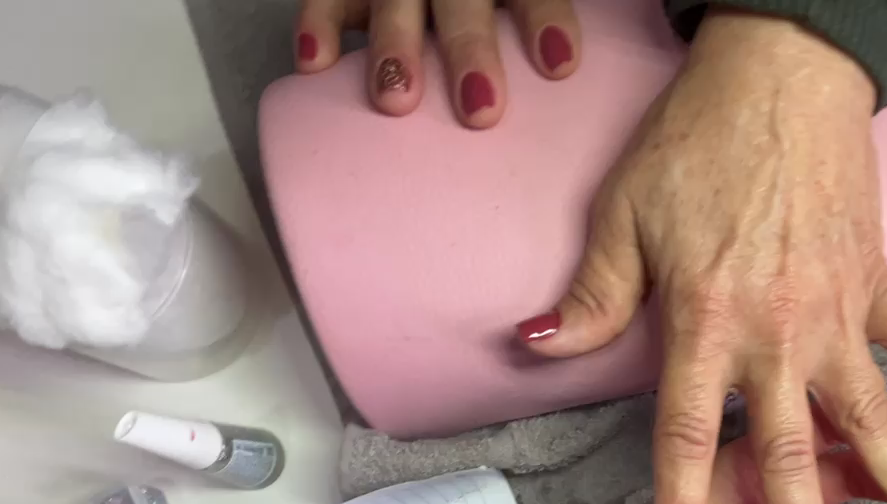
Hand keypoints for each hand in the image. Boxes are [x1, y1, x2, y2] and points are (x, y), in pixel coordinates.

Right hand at [293, 0, 579, 127]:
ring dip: (394, 46)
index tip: (559, 64)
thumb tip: (570, 92)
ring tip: (396, 101)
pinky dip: (320, 25)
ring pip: (394, 0)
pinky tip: (316, 64)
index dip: (544, 18)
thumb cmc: (495, 13)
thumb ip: (540, 33)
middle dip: (468, 48)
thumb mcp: (520, 10)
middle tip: (480, 109)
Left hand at [520, 10, 886, 503]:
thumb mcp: (623, 218)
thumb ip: (592, 299)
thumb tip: (534, 346)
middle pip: (787, 450)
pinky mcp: (878, 280)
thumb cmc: (693, 147)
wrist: (777, 72)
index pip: (687, 436)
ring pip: (868, 410)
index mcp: (705, 326)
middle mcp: (775, 334)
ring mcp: (836, 311)